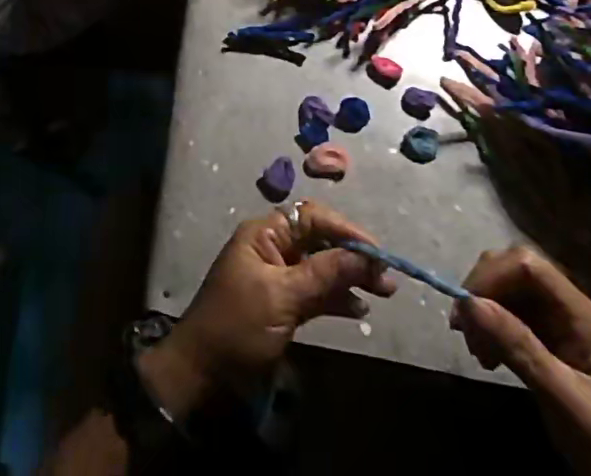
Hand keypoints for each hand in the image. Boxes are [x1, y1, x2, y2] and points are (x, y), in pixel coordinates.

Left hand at [141, 202, 395, 419]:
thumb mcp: (282, 295)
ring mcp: (279, 277)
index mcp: (263, 234)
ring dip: (350, 277)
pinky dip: (337, 298)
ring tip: (383, 292)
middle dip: (353, 255)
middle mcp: (272, 249)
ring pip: (322, 267)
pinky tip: (359, 310)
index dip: (345, 230)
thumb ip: (324, 273)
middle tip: (386, 278)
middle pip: (320, 240)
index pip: (310, 217)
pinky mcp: (284, 304)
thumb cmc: (237, 325)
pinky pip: (317, 293)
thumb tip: (367, 255)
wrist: (204, 373)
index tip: (377, 252)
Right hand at [450, 248, 590, 475]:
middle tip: (463, 332)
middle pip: (519, 273)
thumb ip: (522, 351)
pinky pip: (519, 321)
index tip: (464, 310)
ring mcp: (569, 332)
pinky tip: (490, 359)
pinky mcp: (560, 350)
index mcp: (587, 319)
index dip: (490, 275)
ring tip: (478, 353)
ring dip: (486, 313)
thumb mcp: (569, 404)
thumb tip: (470, 303)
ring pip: (514, 296)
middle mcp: (576, 315)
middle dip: (484, 292)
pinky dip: (496, 331)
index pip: (530, 266)